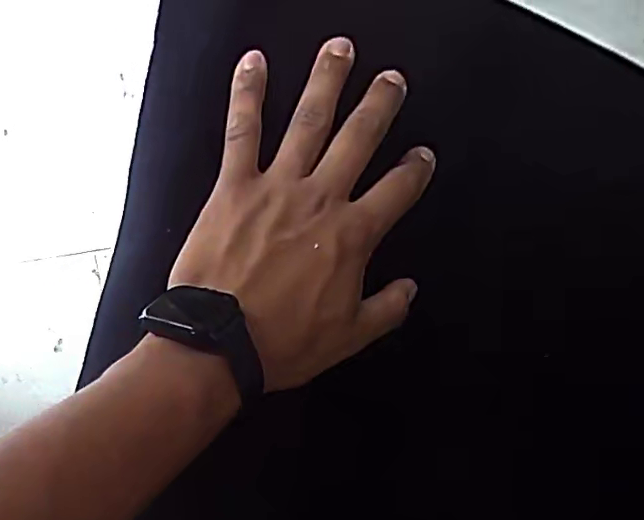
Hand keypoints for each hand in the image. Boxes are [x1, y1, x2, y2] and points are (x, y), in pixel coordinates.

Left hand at [169, 38, 435, 391]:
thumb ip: (385, 310)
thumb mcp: (347, 338)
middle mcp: (319, 200)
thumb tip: (408, 291)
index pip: (397, 190)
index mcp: (351, 237)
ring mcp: (276, 188)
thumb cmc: (281, 344)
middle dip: (380, 105)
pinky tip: (254, 63)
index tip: (421, 159)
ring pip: (309, 119)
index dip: (415, 171)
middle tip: (391, 82)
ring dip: (328, 79)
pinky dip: (247, 93)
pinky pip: (242, 130)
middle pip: (360, 138)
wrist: (221, 345)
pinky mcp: (234, 189)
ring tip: (340, 51)